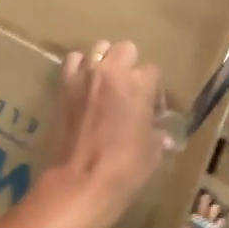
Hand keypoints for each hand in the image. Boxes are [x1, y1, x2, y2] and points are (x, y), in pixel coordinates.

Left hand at [46, 41, 165, 223]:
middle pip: (125, 49)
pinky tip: (84, 85)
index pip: (152, 72)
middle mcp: (111, 71)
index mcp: (138, 84)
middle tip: (129, 89)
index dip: (154, 90)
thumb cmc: (125, 167)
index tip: (151, 109)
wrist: (82, 179)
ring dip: (104, 61)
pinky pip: (72, 61)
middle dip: (130, 65)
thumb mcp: (152, 152)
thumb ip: (157, 135)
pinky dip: (79, 67)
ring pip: (98, 49)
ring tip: (105, 83)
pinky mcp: (64, 84)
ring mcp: (85, 74)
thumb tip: (164, 136)